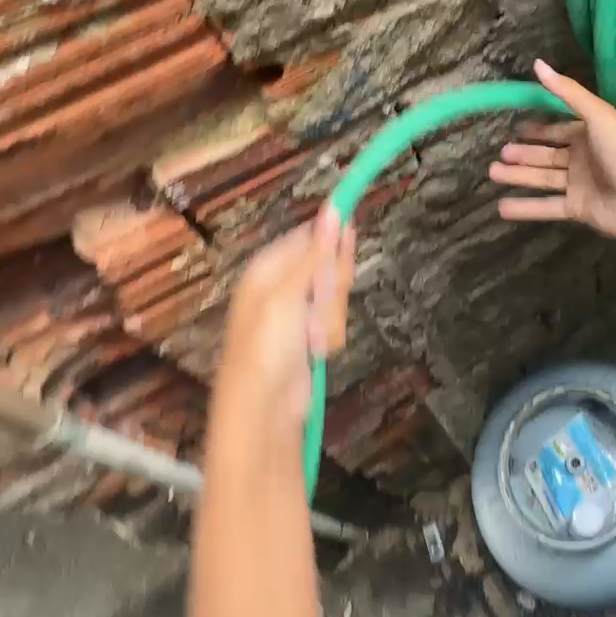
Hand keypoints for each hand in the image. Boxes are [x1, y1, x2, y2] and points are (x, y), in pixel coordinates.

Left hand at [214, 206, 354, 429]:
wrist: (264, 407)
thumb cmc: (266, 344)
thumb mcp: (290, 293)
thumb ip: (317, 253)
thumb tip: (333, 209)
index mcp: (268, 268)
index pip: (310, 236)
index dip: (330, 238)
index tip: (352, 230)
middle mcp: (282, 286)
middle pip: (328, 266)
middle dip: (331, 289)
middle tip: (320, 304)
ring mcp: (298, 312)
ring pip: (337, 296)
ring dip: (330, 318)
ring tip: (312, 339)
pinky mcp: (310, 335)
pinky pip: (334, 321)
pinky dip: (330, 336)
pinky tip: (316, 352)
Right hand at [489, 59, 615, 248]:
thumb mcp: (597, 115)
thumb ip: (567, 91)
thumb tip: (537, 64)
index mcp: (589, 134)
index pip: (558, 130)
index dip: (538, 130)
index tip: (515, 128)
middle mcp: (583, 158)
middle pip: (546, 155)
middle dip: (523, 154)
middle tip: (499, 154)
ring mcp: (579, 185)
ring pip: (542, 179)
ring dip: (518, 177)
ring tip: (492, 173)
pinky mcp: (578, 209)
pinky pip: (547, 207)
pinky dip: (525, 208)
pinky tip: (501, 208)